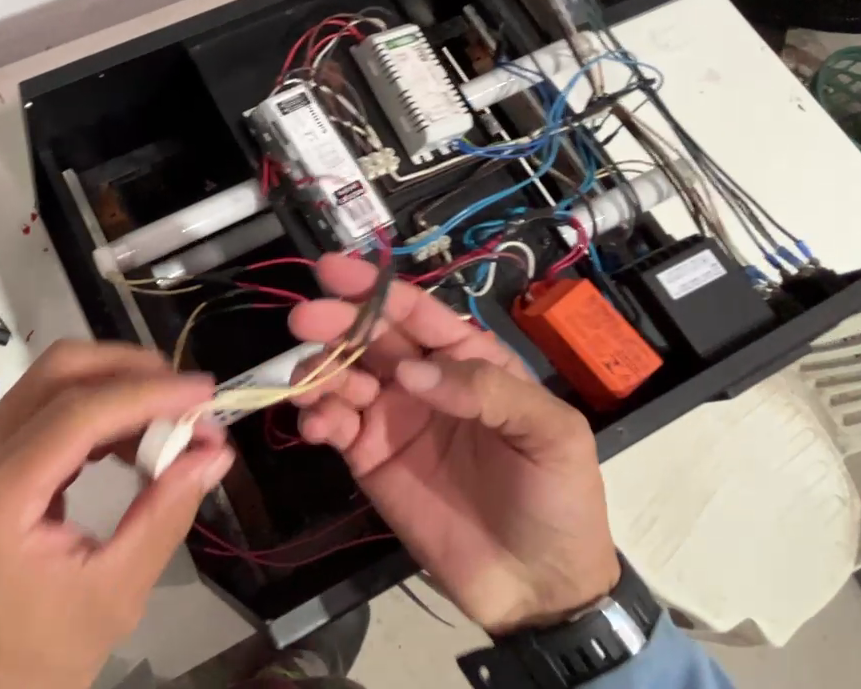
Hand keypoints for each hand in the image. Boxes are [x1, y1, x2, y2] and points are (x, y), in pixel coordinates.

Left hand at [0, 340, 233, 688]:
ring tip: (170, 420)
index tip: (203, 392)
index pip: (77, 414)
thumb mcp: (116, 591)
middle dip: (128, 371)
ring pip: (49, 381)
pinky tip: (132, 436)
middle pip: (56, 374)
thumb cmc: (46, 650)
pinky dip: (92, 408)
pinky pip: (42, 406)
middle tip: (186, 394)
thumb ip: (164, 514)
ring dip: (114, 386)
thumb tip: (215, 452)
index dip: (145, 394)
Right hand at [290, 254, 619, 634]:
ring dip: (319, 370)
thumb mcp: (550, 435)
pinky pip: (331, 422)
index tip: (331, 271)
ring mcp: (391, 417)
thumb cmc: (557, 501)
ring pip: (342, 374)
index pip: (415, 313)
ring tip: (311, 384)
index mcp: (468, 361)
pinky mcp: (367, 456)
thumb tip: (408, 373)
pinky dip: (315, 416)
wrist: (538, 590)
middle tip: (303, 320)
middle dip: (334, 322)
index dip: (374, 288)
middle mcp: (422, 380)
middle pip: (369, 336)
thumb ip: (487, 390)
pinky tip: (316, 426)